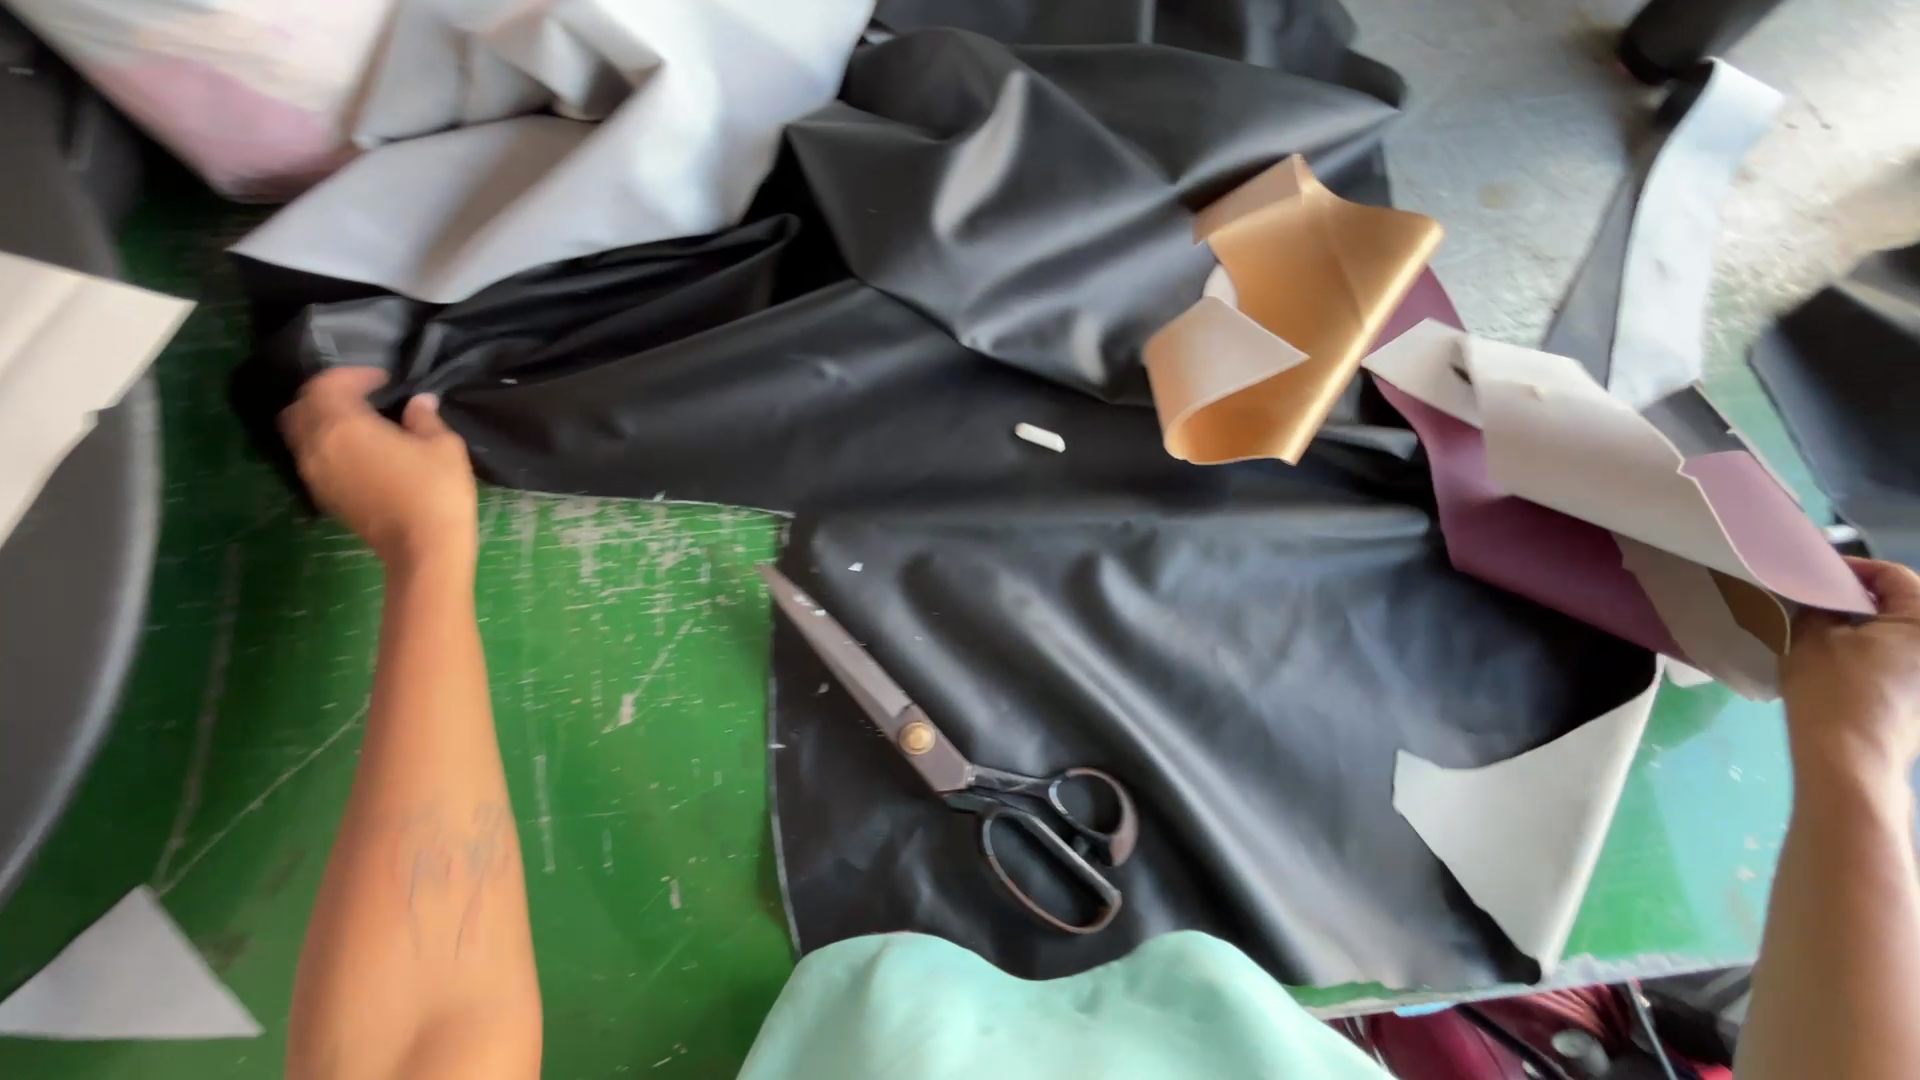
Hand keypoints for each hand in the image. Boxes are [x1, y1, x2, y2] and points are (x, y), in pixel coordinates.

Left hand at [280, 368, 477, 570]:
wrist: (423, 549)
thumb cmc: (437, 491)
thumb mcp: (444, 446)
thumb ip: (425, 418)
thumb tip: (418, 403)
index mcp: (343, 425)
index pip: (328, 384)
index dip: (355, 375)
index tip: (386, 379)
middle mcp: (316, 445)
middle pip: (301, 406)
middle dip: (329, 394)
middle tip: (364, 397)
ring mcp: (314, 473)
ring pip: (300, 432)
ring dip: (323, 420)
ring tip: (359, 424)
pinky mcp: (323, 494)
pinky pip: (312, 457)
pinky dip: (327, 445)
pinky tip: (360, 452)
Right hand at [1781, 558, 1919, 795]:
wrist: (1851, 752)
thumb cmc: (1833, 687)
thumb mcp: (1812, 637)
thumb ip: (1819, 608)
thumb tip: (1820, 597)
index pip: (1893, 575)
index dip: (1851, 569)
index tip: (1811, 572)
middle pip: (1904, 604)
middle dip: (1860, 599)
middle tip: (1815, 601)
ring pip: (1901, 632)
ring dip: (1867, 626)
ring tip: (1826, 631)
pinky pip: (1903, 657)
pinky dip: (1876, 650)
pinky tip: (1844, 661)